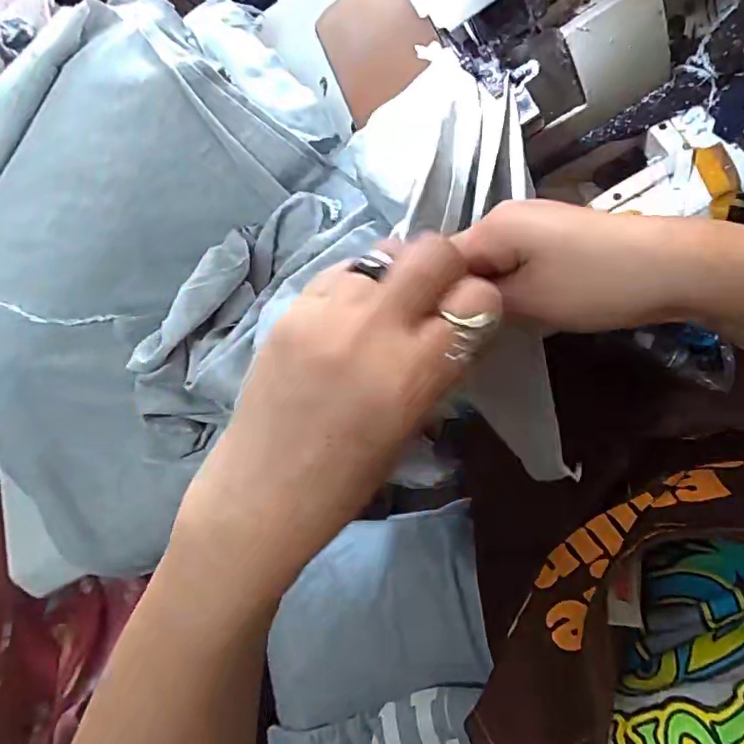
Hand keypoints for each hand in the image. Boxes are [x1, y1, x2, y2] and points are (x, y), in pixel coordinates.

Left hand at [175, 236, 501, 593]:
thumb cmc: (348, 479)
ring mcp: (325, 314)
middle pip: (432, 252)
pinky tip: (347, 315)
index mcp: (413, 372)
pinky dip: (355, 286)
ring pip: (382, 256)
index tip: (468, 316)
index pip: (476, 298)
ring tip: (383, 307)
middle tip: (434, 292)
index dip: (480, 303)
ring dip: (395, 276)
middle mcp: (372, 330)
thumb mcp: (412, 424)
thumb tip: (459, 325)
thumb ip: (439, 367)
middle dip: (445, 265)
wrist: (263, 491)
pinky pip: (339, 274)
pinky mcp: (290, 310)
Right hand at [454, 200, 719, 332]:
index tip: (432, 335)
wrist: (676, 267)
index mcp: (493, 223)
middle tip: (456, 340)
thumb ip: (479, 303)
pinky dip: (512, 290)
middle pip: (464, 262)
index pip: (438, 262)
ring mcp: (533, 225)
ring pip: (491, 266)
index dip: (433, 298)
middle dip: (461, 298)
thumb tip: (447, 308)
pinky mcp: (556, 239)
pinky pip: (515, 265)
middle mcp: (507, 216)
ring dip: (487, 296)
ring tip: (483, 333)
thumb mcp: (529, 302)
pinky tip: (517, 315)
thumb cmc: (597, 283)